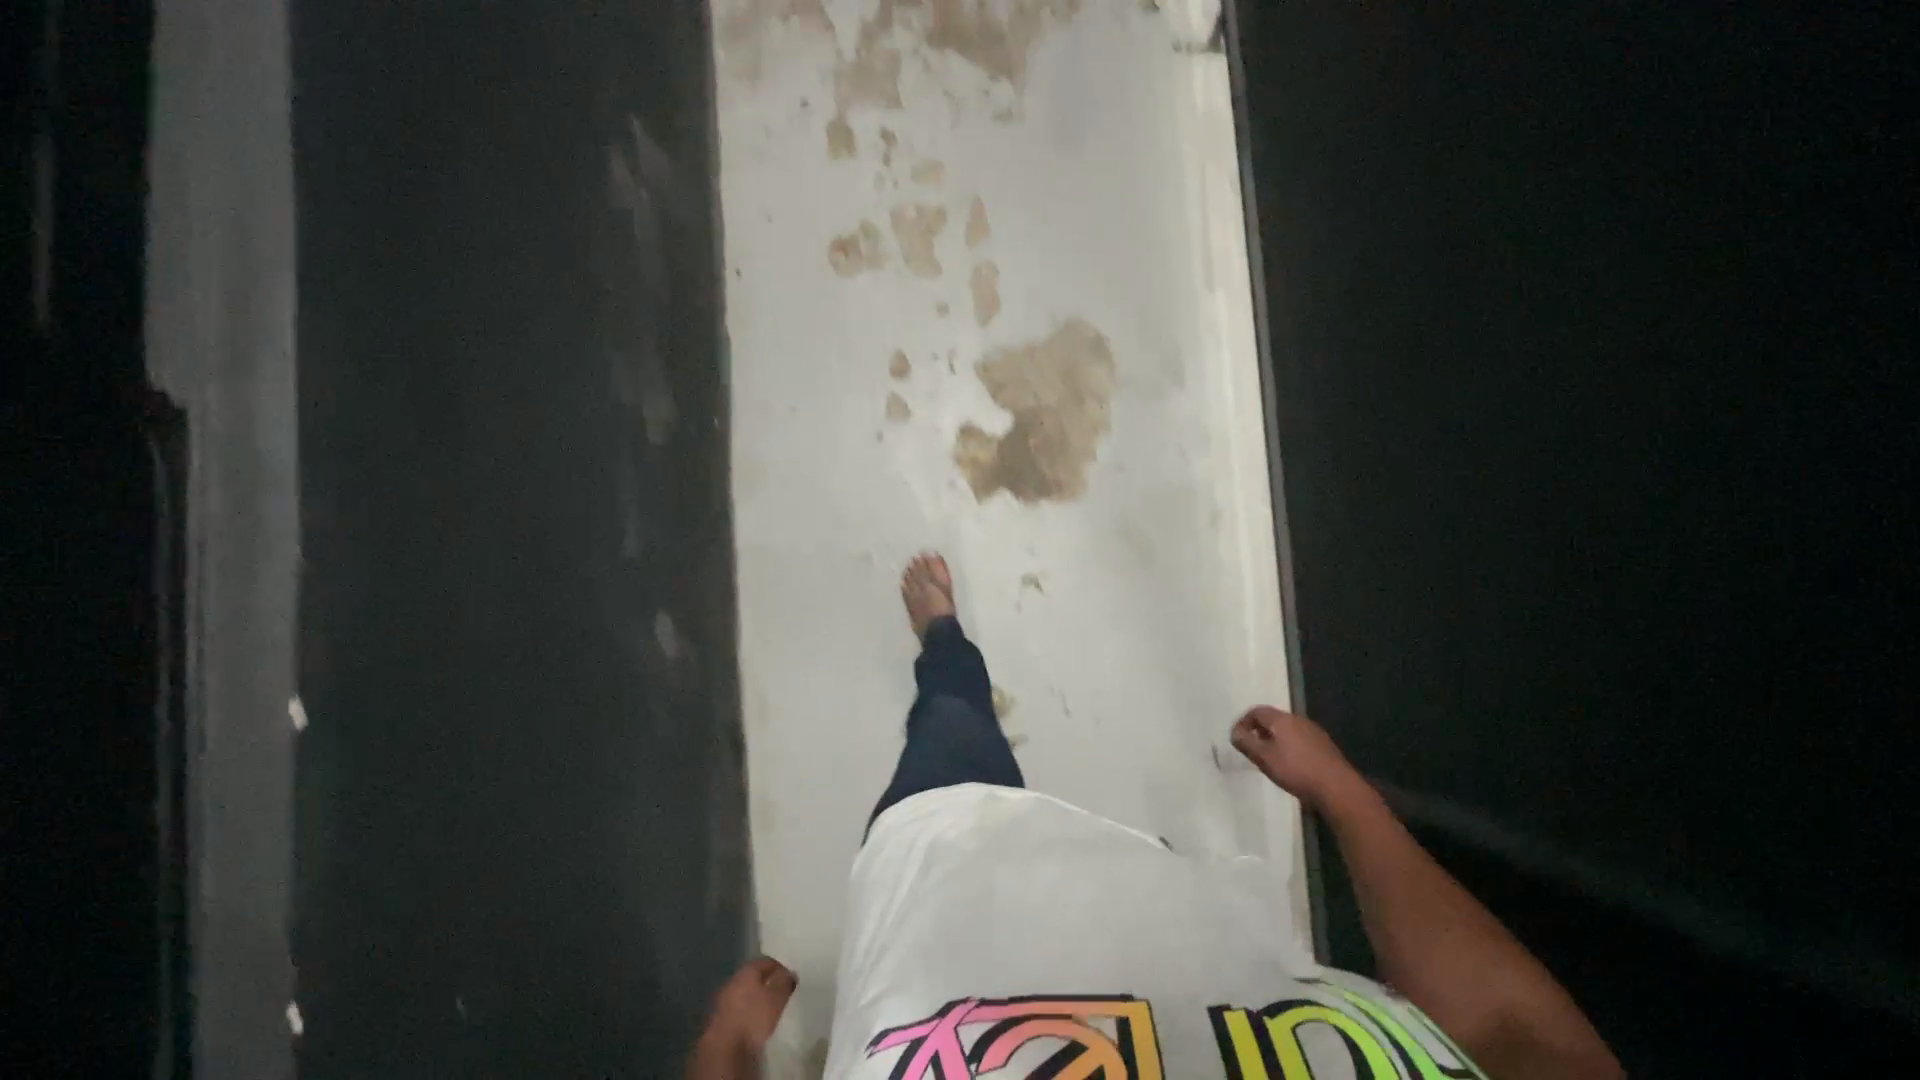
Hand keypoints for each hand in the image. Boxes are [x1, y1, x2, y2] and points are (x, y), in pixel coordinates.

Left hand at [697, 957, 796, 1064]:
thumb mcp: (778, 997)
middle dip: (766, 984)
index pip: (765, 962)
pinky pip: (736, 1013)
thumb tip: (788, 972)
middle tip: (780, 993)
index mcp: (746, 971)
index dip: (779, 967)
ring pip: (743, 996)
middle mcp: (731, 982)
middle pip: (752, 978)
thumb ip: (785, 981)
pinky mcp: (717, 1023)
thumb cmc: (754, 1019)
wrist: (723, 1051)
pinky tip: (754, 1025)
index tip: (790, 977)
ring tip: (769, 1011)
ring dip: (754, 1001)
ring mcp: (721, 1003)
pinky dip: (745, 1015)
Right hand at [1230, 706, 1368, 811]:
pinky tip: (1290, 765)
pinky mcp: (1325, 746)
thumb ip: (1247, 743)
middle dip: (1259, 731)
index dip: (1243, 722)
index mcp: (1282, 720)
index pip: (1257, 711)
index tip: (1237, 738)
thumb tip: (1235, 733)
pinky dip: (1289, 747)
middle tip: (1252, 748)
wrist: (1337, 787)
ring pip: (1288, 730)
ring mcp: (1314, 732)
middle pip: (1273, 719)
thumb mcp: (1264, 758)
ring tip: (1269, 758)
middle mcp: (1299, 720)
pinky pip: (1300, 740)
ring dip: (1275, 740)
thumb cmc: (1295, 770)